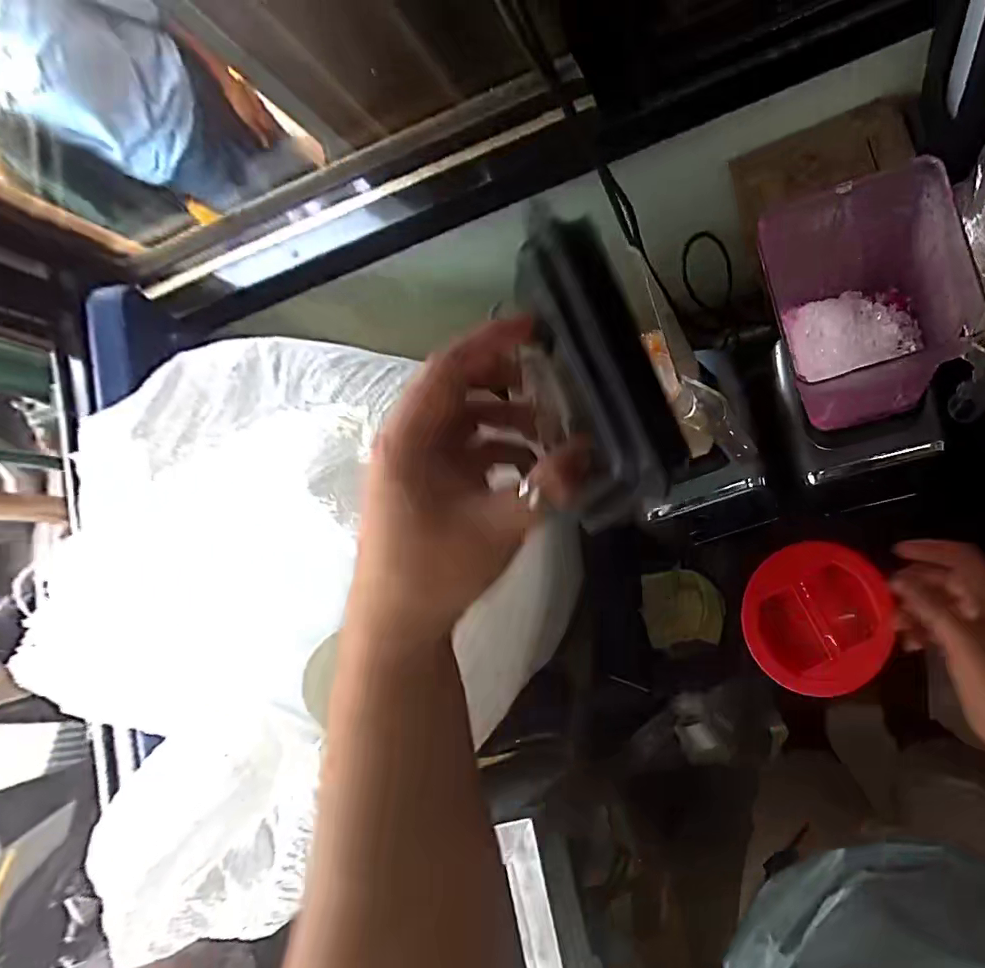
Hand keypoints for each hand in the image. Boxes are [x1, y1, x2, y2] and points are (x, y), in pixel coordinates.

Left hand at [356, 317, 578, 634]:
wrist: (398, 624)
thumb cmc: (436, 570)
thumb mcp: (500, 525)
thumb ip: (546, 485)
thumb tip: (586, 451)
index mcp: (409, 438)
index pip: (450, 369)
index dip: (492, 343)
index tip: (534, 326)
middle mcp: (407, 441)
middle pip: (458, 390)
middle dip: (508, 383)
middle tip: (553, 382)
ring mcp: (416, 464)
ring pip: (465, 421)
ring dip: (509, 421)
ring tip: (552, 434)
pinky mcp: (428, 486)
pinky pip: (467, 450)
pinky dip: (500, 449)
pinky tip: (531, 468)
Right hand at [889, 540, 984, 758]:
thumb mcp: (961, 642)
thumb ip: (930, 607)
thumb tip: (898, 580)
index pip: (961, 557)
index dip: (928, 549)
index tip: (894, 552)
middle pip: (950, 581)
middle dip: (917, 583)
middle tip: (885, 592)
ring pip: (946, 606)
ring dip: (918, 609)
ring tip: (892, 621)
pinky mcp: (978, 652)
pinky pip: (948, 629)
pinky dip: (927, 630)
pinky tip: (909, 642)